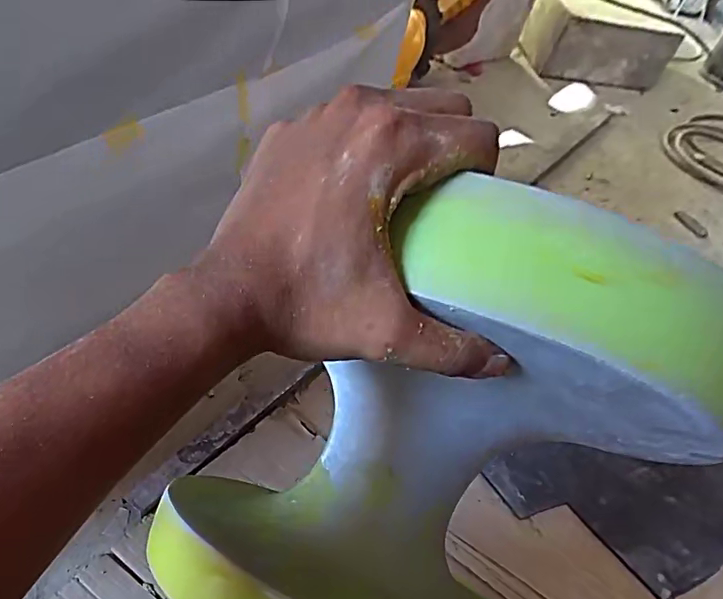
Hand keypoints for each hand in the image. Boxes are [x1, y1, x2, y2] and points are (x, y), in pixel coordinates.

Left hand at [195, 85, 505, 376]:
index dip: (480, 179)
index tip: (459, 216)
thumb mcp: (382, 330)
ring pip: (387, 111)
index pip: (476, 138)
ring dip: (400, 146)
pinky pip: (336, 128)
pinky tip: (336, 196)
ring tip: (386, 201)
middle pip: (438, 112)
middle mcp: (355, 111)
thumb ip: (446, 348)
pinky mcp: (280, 139)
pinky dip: (347, 152)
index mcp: (391, 141)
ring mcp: (312, 120)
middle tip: (428, 210)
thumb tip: (497, 363)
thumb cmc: (301, 307)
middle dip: (445, 155)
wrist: (225, 301)